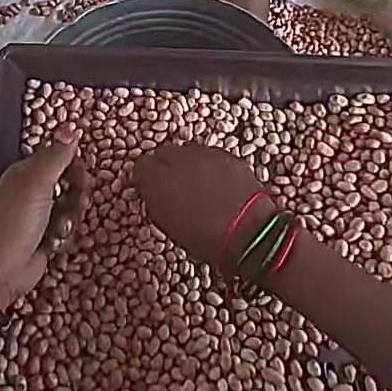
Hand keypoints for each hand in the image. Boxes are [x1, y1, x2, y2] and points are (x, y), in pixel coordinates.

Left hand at [0, 134, 89, 309]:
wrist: (1, 271)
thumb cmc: (14, 223)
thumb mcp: (36, 183)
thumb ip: (55, 156)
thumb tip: (70, 127)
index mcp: (25, 171)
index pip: (58, 156)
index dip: (74, 163)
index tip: (82, 173)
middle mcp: (32, 190)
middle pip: (69, 181)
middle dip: (78, 192)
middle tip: (77, 200)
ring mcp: (39, 215)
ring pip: (71, 206)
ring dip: (71, 216)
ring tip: (61, 226)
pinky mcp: (46, 237)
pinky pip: (68, 228)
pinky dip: (65, 235)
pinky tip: (55, 242)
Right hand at [131, 144, 272, 266]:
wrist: (250, 234)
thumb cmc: (204, 238)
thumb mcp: (168, 225)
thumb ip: (155, 200)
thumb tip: (151, 188)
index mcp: (158, 179)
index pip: (141, 165)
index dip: (145, 178)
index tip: (150, 189)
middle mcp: (179, 160)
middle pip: (164, 153)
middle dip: (165, 166)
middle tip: (172, 187)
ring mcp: (206, 155)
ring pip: (188, 151)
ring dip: (188, 164)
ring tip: (196, 185)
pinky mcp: (229, 157)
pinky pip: (211, 156)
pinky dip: (209, 166)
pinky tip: (216, 184)